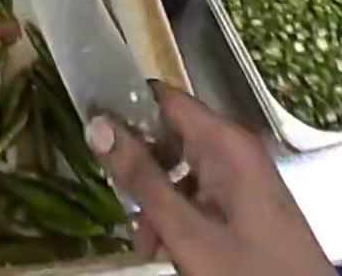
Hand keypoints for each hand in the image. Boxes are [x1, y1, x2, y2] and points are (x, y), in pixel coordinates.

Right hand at [86, 85, 331, 275]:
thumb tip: (96, 124)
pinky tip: (165, 245)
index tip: (95, 130)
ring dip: (156, 196)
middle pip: (170, 134)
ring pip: (181, 167)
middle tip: (121, 200)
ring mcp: (243, 176)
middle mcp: (234, 148)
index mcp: (224, 141)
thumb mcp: (188, 232)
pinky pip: (200, 191)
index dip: (127, 108)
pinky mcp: (247, 203)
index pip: (164, 97)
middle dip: (141, 166)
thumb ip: (141, 177)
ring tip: (145, 239)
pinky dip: (179, 212)